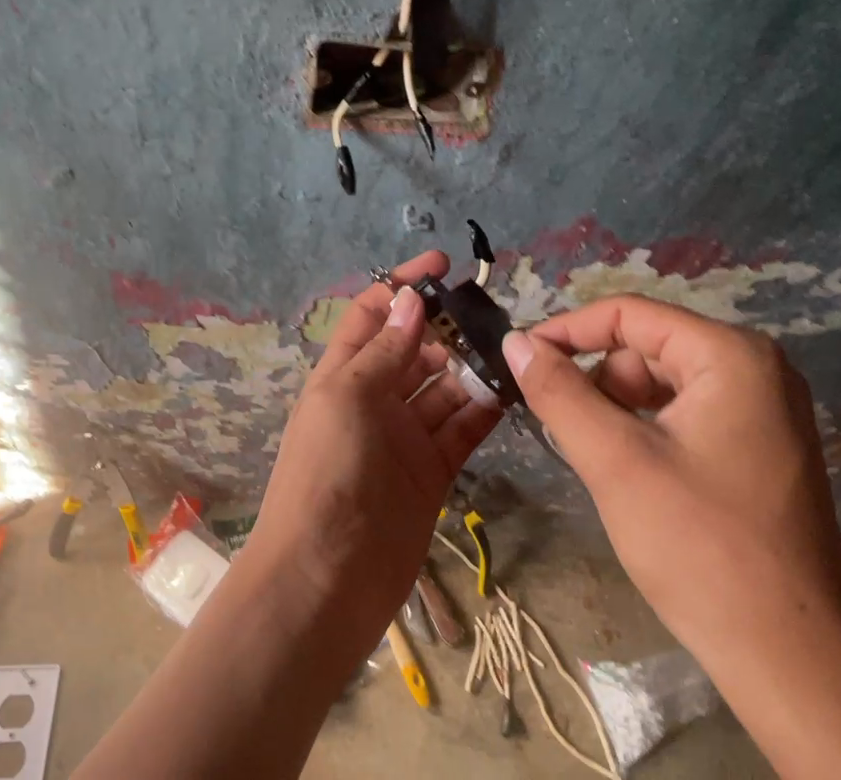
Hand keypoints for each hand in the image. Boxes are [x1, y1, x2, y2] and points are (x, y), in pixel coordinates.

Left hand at [247, 251, 502, 632]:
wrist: (326, 576)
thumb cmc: (326, 474)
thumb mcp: (347, 399)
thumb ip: (383, 351)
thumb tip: (409, 298)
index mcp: (343, 375)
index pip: (373, 315)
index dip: (403, 286)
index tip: (443, 264)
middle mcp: (374, 400)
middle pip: (415, 348)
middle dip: (448, 327)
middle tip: (494, 312)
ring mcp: (406, 436)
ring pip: (446, 387)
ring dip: (473, 365)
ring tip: (513, 344)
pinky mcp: (434, 470)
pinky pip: (464, 427)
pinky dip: (486, 407)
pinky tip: (514, 388)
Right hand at [504, 297, 840, 778]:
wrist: (786, 654)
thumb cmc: (698, 547)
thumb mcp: (614, 461)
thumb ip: (559, 392)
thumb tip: (514, 342)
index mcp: (733, 356)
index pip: (629, 314)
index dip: (566, 331)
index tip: (517, 361)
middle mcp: (757, 369)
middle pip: (646, 348)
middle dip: (597, 382)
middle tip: (566, 433)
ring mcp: (765, 411)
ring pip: (661, 384)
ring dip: (617, 412)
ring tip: (599, 462)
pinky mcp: (761, 448)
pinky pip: (684, 415)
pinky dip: (645, 433)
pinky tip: (630, 475)